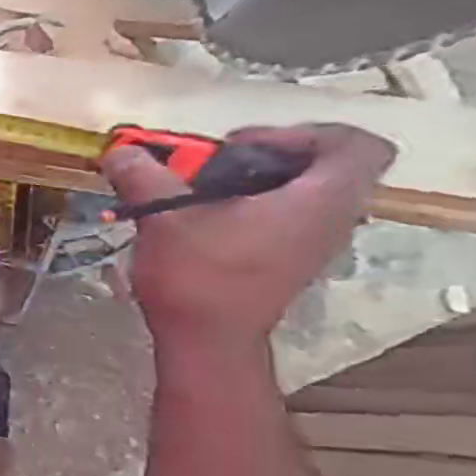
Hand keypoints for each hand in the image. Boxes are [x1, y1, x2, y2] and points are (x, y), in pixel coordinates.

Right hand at [102, 124, 395, 345]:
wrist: (206, 343)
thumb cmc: (200, 275)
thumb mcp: (165, 214)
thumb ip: (143, 174)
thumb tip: (119, 152)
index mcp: (320, 200)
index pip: (356, 144)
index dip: (301, 132)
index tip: (246, 146)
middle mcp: (332, 221)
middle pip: (322, 166)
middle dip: (266, 155)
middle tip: (215, 164)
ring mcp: (314, 247)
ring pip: (302, 194)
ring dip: (256, 182)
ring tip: (205, 191)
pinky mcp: (289, 265)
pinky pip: (286, 220)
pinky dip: (252, 208)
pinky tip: (207, 220)